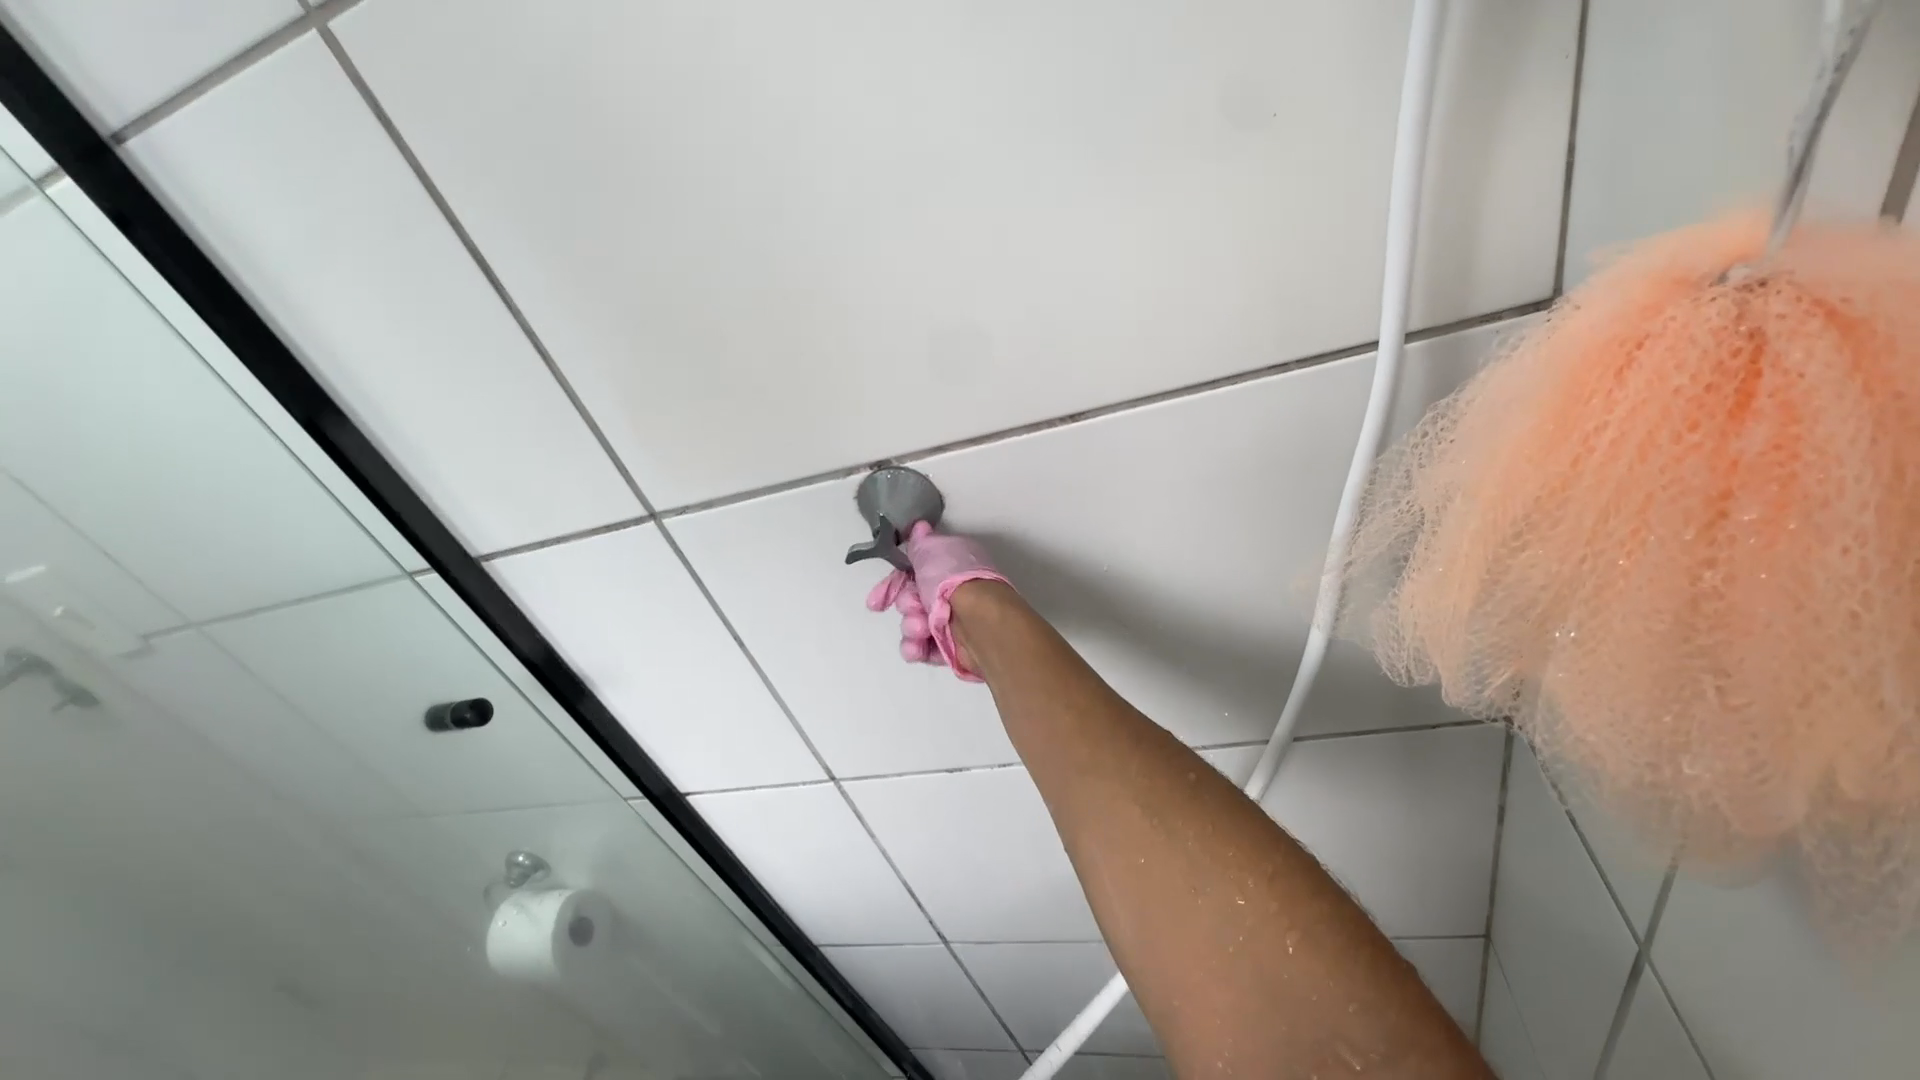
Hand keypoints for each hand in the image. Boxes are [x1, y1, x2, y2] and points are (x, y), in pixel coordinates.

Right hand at [865, 521, 1008, 680]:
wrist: (978, 623)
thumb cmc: (954, 581)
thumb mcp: (932, 552)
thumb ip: (920, 544)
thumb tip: (919, 528)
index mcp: (950, 566)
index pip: (914, 573)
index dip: (893, 585)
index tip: (877, 600)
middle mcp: (952, 592)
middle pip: (911, 600)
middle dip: (906, 604)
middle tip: (913, 606)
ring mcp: (953, 622)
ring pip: (914, 625)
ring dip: (911, 626)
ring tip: (921, 628)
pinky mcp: (951, 649)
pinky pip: (923, 649)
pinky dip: (917, 648)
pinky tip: (918, 647)